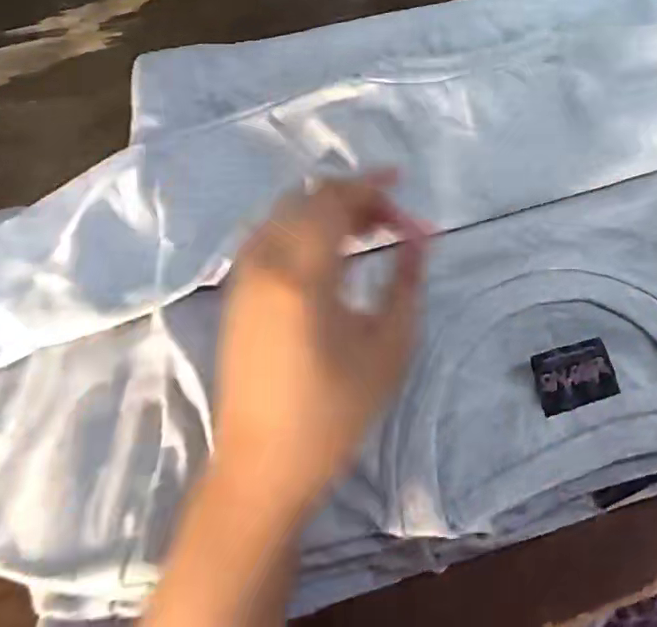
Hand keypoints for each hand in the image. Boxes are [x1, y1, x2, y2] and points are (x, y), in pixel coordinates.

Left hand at [212, 172, 427, 506]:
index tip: (404, 188)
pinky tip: (332, 255)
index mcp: (301, 273)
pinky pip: (269, 238)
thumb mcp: (390, 344)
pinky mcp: (236, 298)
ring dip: (326, 210)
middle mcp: (264, 265)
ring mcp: (243, 281)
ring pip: (284, 214)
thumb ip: (407, 279)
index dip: (372, 187)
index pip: (334, 200)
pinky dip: (303, 228)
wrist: (262, 469)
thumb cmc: (334, 410)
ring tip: (367, 232)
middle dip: (353, 196)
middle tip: (391, 219)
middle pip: (306, 198)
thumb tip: (420, 236)